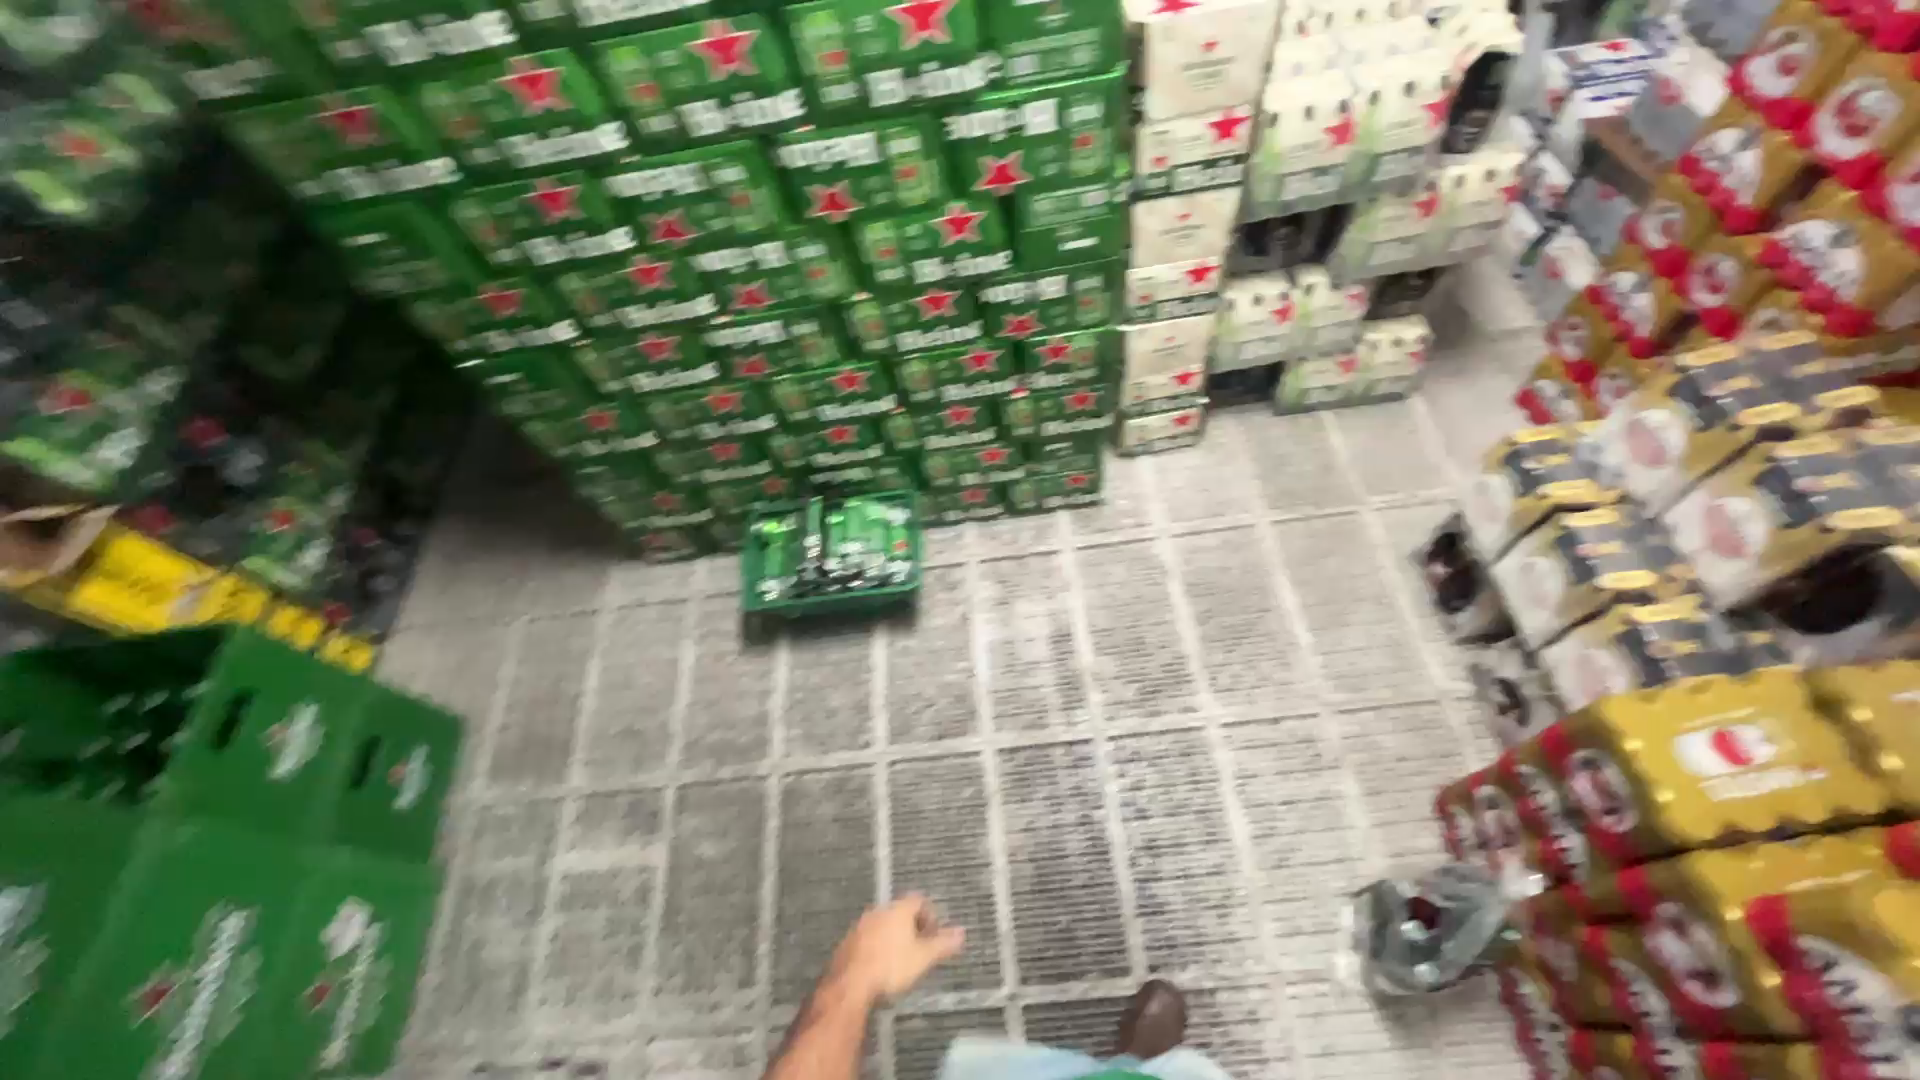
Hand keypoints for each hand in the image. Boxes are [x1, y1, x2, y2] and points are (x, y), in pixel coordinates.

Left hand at [827, 894, 964, 1003]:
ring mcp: (860, 926)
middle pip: (900, 911)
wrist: (850, 985)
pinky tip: (880, 967)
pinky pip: (868, 938)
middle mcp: (878, 911)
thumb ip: (943, 944)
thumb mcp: (923, 958)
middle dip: (912, 927)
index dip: (930, 915)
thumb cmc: (891, 967)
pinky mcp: (847, 942)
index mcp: (898, 910)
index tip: (934, 936)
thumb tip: (962, 931)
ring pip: (883, 925)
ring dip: (894, 937)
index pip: (919, 900)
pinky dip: (878, 947)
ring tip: (901, 960)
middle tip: (921, 949)